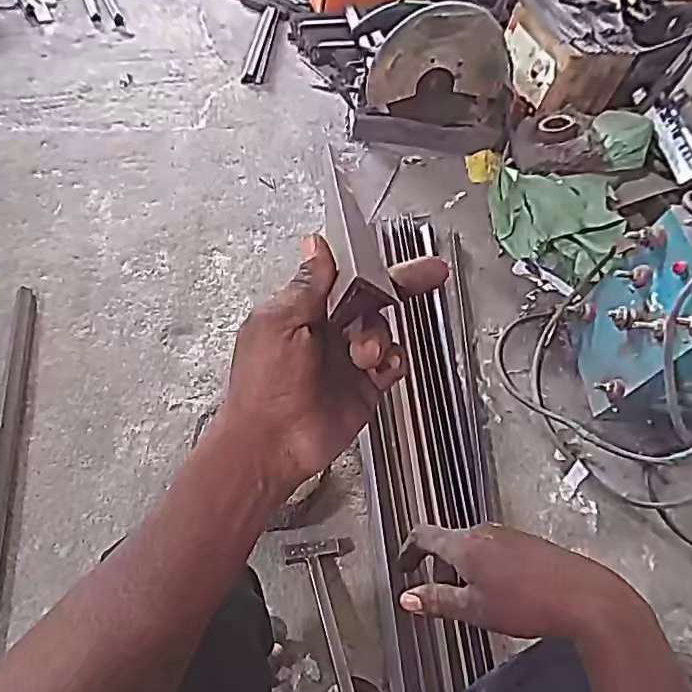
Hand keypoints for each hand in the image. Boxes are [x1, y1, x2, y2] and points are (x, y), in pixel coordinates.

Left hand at [212, 233, 448, 493]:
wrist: (270, 444)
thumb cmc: (261, 388)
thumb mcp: (279, 324)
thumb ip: (306, 286)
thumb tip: (316, 248)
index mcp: (302, 311)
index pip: (343, 277)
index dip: (369, 264)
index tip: (388, 255)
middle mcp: (326, 333)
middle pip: (372, 299)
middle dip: (400, 286)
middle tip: (429, 274)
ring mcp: (346, 360)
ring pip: (383, 330)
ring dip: (380, 336)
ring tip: (363, 353)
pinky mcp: (363, 387)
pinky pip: (391, 363)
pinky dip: (394, 360)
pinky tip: (382, 364)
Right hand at [397, 524, 650, 641]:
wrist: (587, 600)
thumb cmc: (532, 602)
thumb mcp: (473, 609)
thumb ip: (437, 601)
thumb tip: (409, 598)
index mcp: (465, 544)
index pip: (423, 536)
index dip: (408, 551)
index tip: (404, 565)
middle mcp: (486, 533)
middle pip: (449, 542)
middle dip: (439, 568)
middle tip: (437, 594)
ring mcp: (510, 536)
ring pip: (474, 548)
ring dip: (464, 570)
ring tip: (474, 601)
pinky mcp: (530, 545)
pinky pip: (496, 551)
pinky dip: (487, 569)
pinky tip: (503, 596)